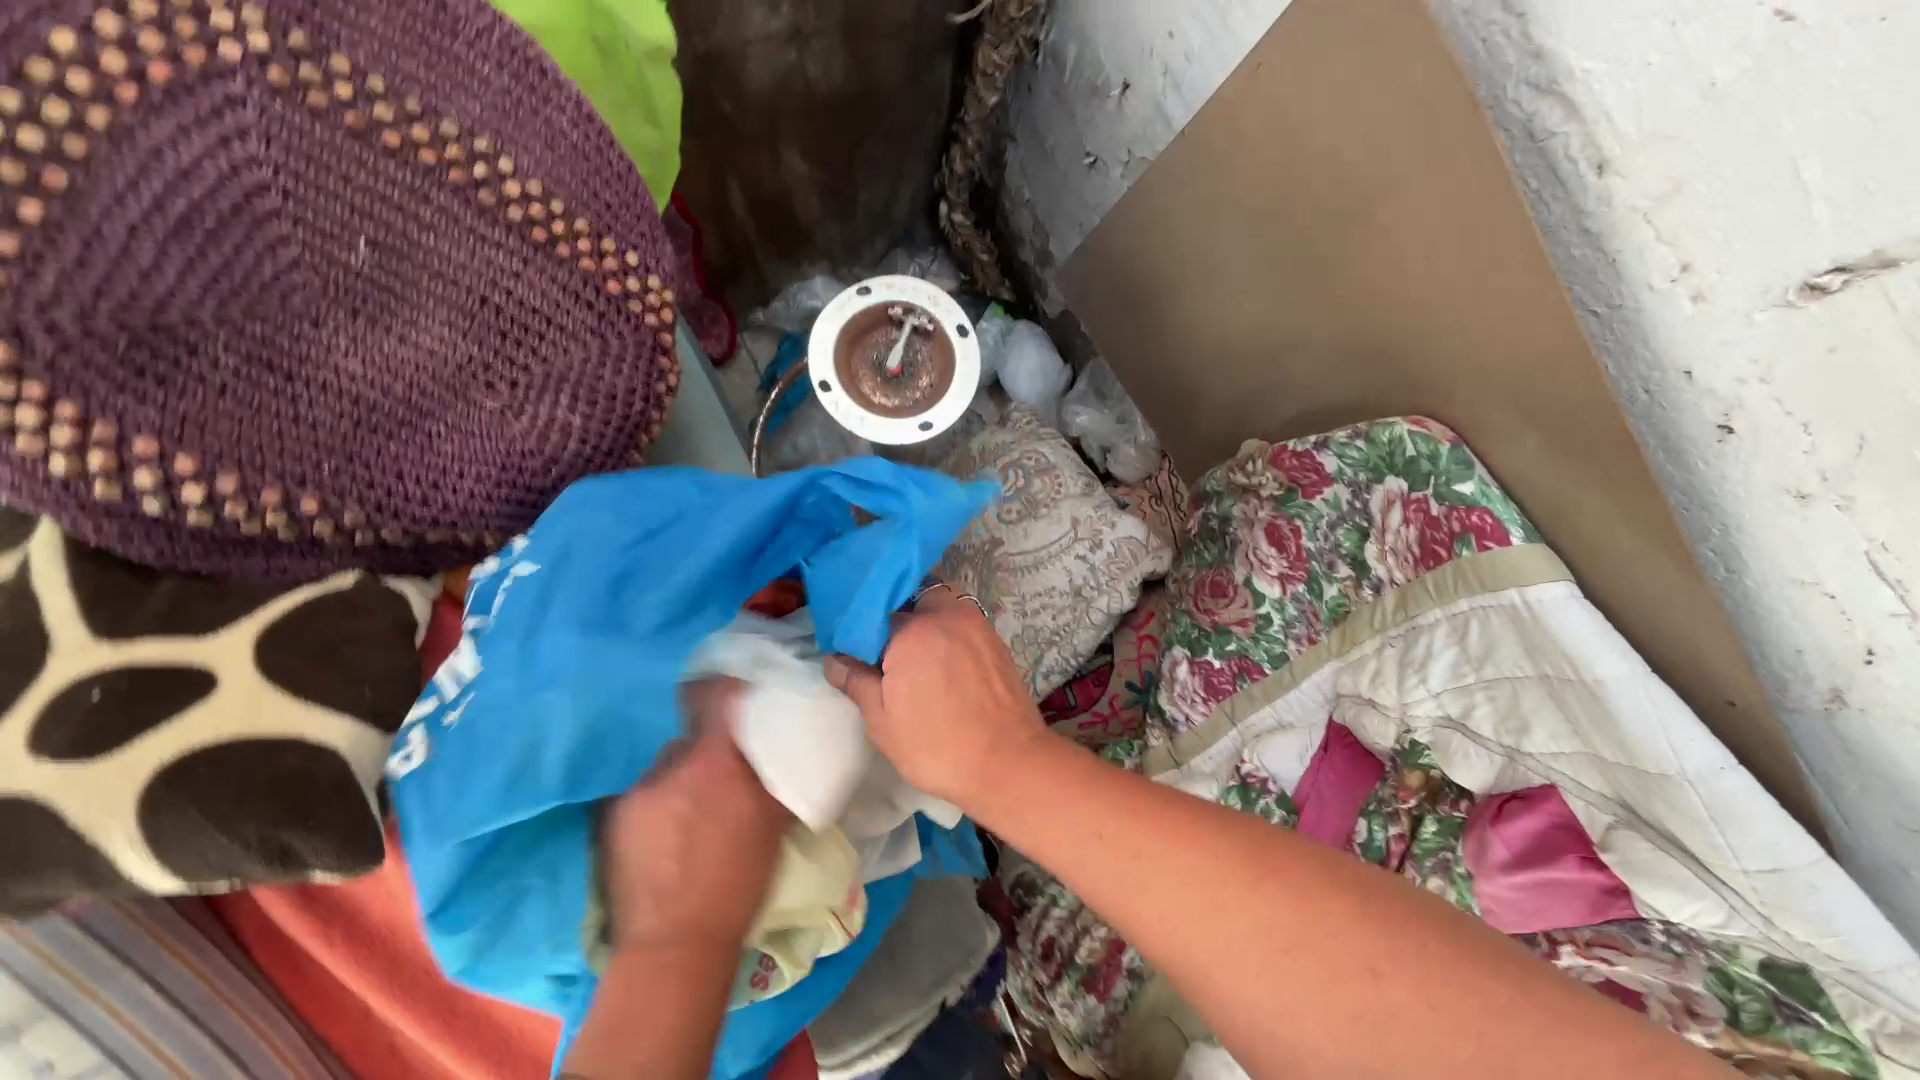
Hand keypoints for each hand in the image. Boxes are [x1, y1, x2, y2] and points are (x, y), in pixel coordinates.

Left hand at [600, 677, 790, 954]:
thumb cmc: (739, 884)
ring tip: (687, 815)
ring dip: (679, 779)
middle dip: (706, 750)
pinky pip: (641, 792)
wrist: (675, 944)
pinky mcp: (610, 813)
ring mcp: (637, 788)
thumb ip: (774, 778)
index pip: (716, 693)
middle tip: (718, 777)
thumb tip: (783, 748)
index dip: (725, 689)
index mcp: (718, 760)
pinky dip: (655, 804)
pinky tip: (661, 836)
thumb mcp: (773, 824)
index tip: (735, 697)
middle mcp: (673, 763)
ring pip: (665, 767)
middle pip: (690, 735)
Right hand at [823, 585, 1046, 805]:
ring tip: (913, 656)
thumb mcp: (882, 721)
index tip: (852, 651)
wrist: (1008, 764)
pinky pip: (963, 622)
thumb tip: (834, 659)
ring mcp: (977, 625)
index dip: (859, 631)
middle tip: (883, 649)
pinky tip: (941, 664)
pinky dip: (948, 632)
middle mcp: (947, 615)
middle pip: (911, 597)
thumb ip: (856, 681)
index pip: (873, 613)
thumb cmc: (937, 746)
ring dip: (925, 619)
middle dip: (895, 614)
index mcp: (913, 630)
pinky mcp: (996, 641)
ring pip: (941, 605)